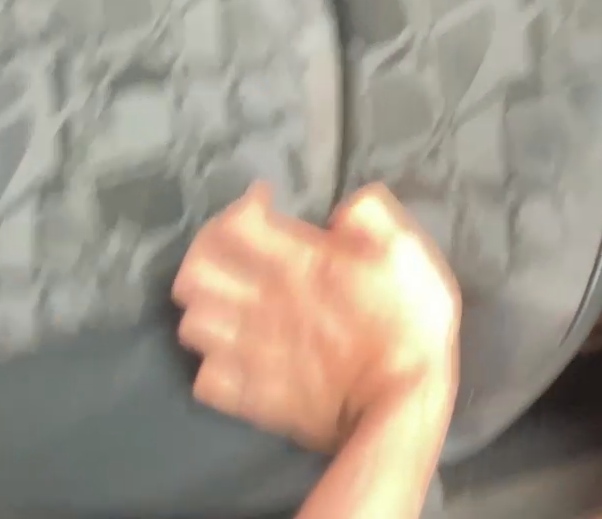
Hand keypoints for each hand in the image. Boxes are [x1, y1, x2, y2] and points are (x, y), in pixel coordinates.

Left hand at [172, 182, 461, 451]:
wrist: (400, 400)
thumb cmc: (410, 318)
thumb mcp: (408, 249)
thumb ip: (372, 215)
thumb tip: (342, 206)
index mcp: (300, 264)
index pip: (235, 225)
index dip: (244, 204)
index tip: (267, 200)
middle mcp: (261, 304)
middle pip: (195, 271)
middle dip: (209, 246)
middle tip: (239, 242)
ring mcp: (247, 354)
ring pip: (190, 320)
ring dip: (208, 300)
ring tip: (238, 292)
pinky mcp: (246, 396)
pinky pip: (204, 373)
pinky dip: (215, 356)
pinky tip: (241, 346)